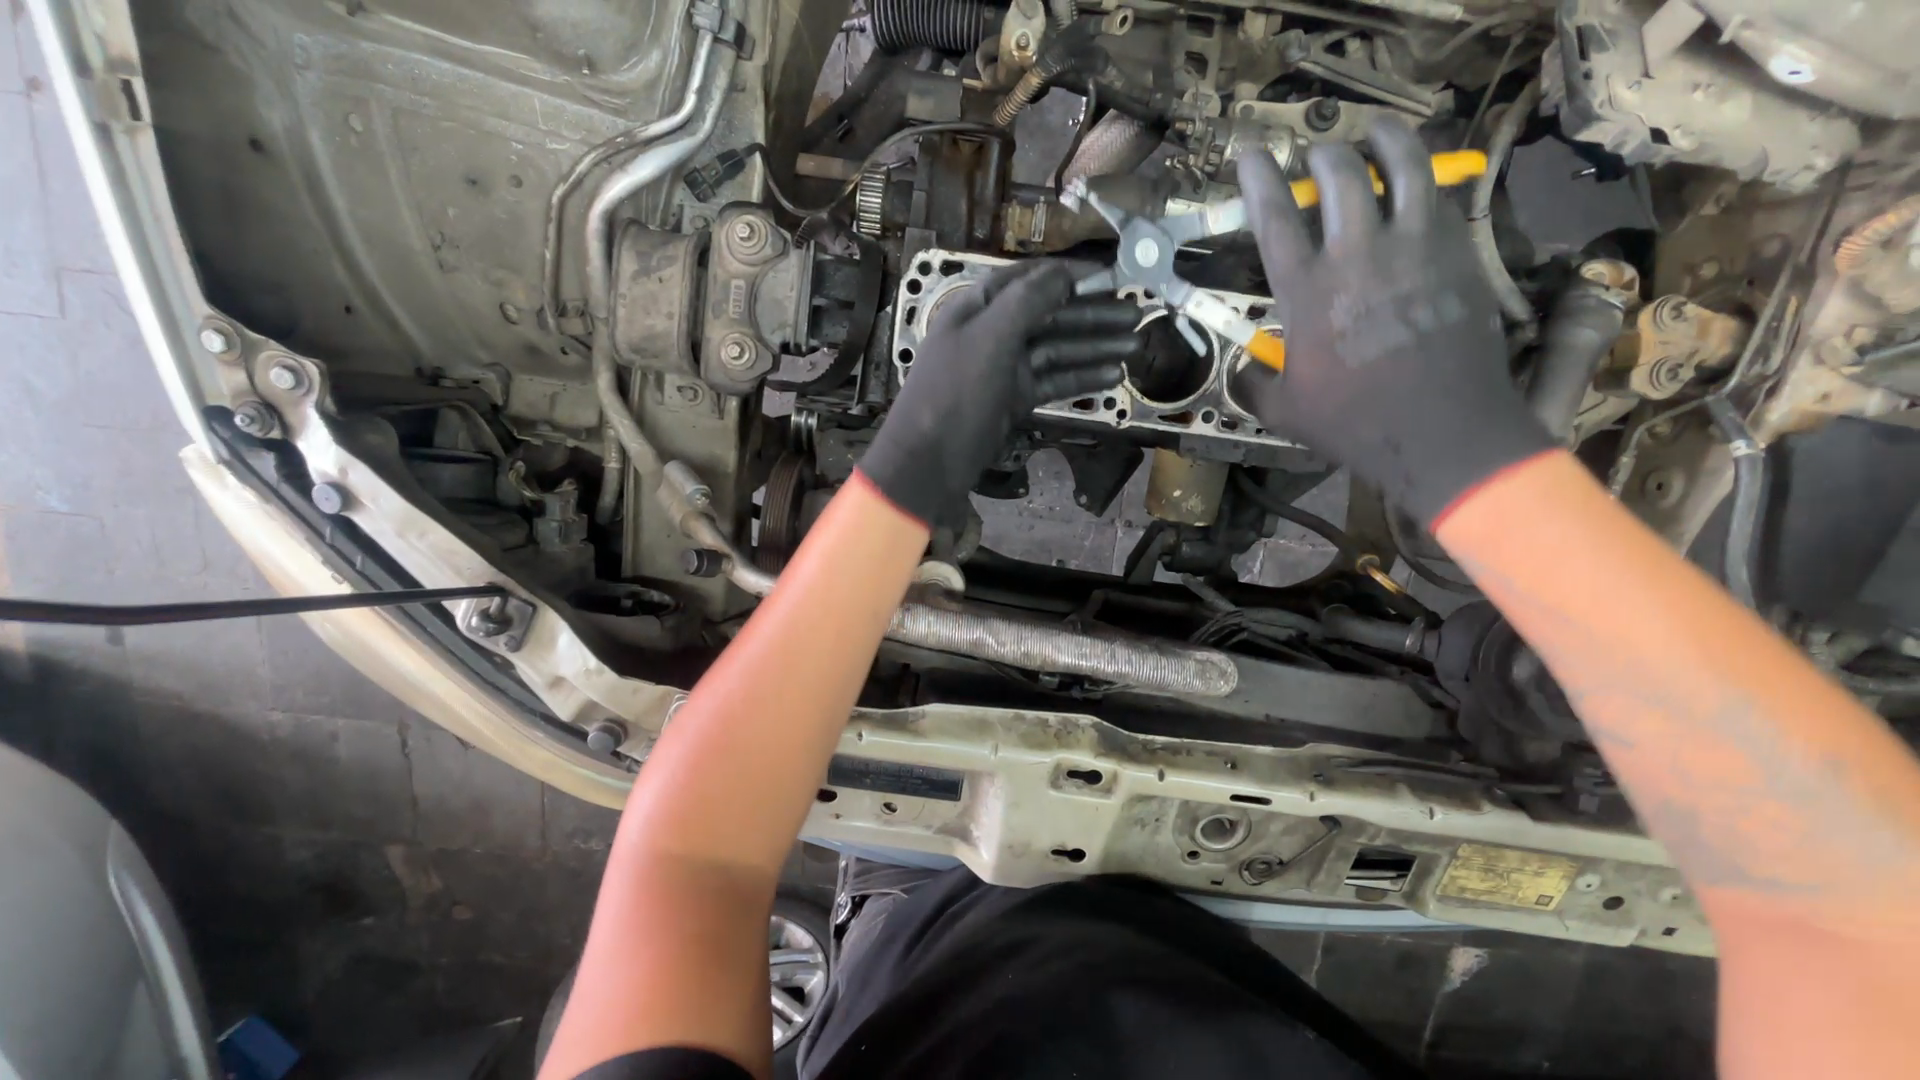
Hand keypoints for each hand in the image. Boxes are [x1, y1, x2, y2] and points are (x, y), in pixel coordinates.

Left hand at [859, 261, 1141, 529]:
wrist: (927, 462)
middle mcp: (992, 332)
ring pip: (1056, 350)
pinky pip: (1052, 382)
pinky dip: (1080, 377)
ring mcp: (1003, 369)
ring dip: (1094, 346)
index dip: (1068, 275)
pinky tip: (1112, 375)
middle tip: (1137, 313)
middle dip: (1092, 313)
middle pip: (1049, 315)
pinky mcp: (1013, 400)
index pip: (1028, 280)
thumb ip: (1027, 301)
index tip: (1110, 273)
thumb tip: (1063, 272)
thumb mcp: (989, 338)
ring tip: (1136, 345)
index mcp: (978, 308)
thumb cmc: (954, 393)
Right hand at [1233, 118, 1552, 526]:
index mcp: (1306, 289)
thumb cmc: (1354, 422)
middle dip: (1322, 154)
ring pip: (1403, 163)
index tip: (1250, 152)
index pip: (1274, 215)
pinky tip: (1417, 182)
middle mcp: (1357, 252)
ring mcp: (1414, 246)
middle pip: (1338, 173)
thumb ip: (1253, 385)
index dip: (1258, 176)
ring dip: (1384, 139)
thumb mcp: (1284, 411)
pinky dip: (1424, 178)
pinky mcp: (1458, 251)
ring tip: (1376, 133)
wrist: (1442, 431)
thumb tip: (1239, 374)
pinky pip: (1440, 194)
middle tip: (1318, 156)